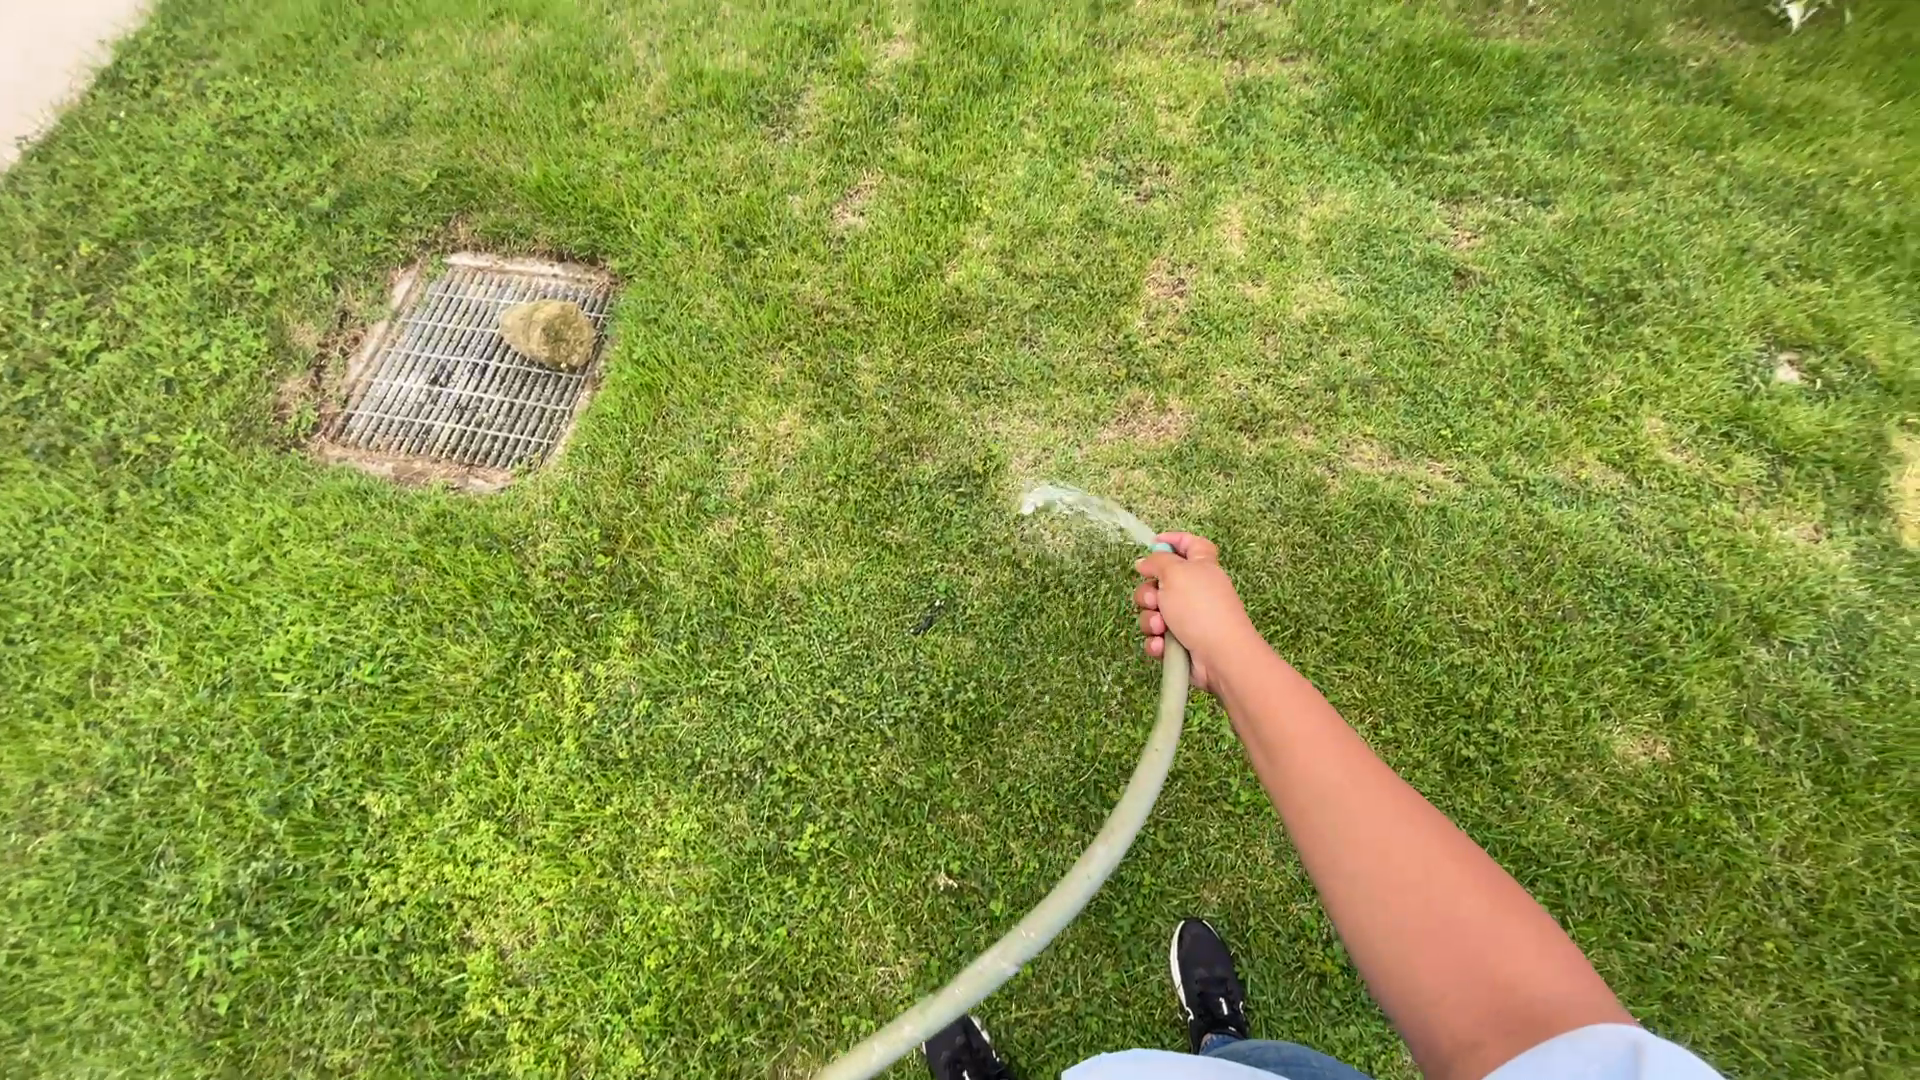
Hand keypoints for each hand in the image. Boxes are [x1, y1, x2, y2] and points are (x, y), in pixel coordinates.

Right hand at [1133, 532, 1264, 695]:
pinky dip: (1156, 641)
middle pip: (1160, 581)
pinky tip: (1162, 646)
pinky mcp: (1181, 642)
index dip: (1173, 540)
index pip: (1190, 544)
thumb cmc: (1200, 608)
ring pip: (1154, 612)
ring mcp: (1188, 617)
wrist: (1219, 656)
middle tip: (1154, 600)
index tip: (1153, 544)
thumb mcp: (1176, 573)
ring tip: (1161, 628)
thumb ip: (1157, 561)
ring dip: (1150, 620)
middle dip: (1148, 592)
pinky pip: (1157, 637)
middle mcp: (1195, 590)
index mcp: (1201, 567)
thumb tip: (1144, 563)